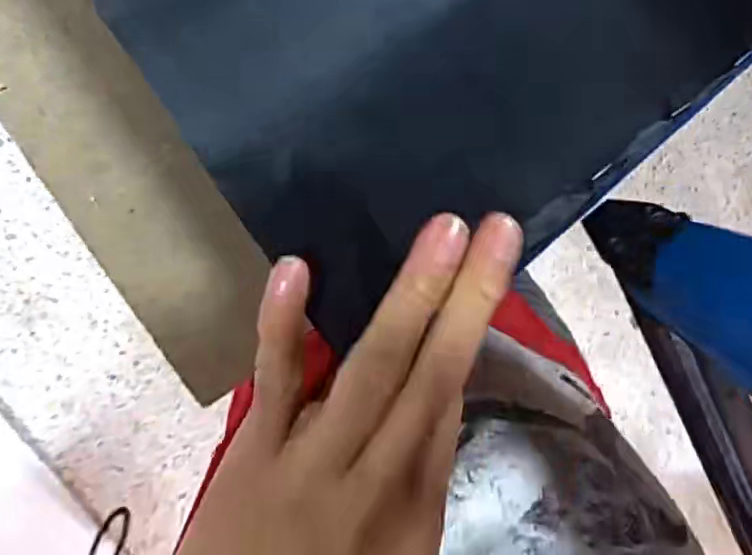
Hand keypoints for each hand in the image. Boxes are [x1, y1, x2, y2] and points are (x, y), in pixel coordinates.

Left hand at [179, 212, 523, 554]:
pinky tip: (296, 266)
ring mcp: (314, 457)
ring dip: (411, 295)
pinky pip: (274, 379)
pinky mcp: (255, 451)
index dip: (475, 319)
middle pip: (432, 372)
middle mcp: (377, 473)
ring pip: (372, 365)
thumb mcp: (402, 546)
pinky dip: (282, 322)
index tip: (492, 255)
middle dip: (468, 296)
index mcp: (417, 498)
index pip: (451, 390)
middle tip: (495, 229)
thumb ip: (422, 466)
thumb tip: (442, 387)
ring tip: (443, 232)